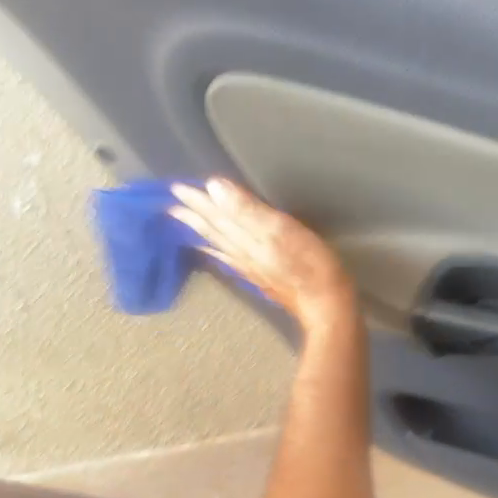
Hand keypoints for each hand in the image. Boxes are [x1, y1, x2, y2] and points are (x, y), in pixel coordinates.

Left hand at [170, 178, 356, 330]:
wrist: (327, 308)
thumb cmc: (312, 267)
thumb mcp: (281, 231)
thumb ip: (247, 210)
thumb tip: (214, 188)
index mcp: (245, 239)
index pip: (215, 215)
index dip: (196, 200)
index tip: (175, 188)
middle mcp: (243, 254)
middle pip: (214, 231)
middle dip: (193, 216)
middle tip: (170, 204)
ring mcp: (252, 268)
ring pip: (220, 246)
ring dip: (202, 233)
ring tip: (183, 224)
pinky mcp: (263, 279)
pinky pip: (232, 261)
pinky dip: (219, 254)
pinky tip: (216, 253)